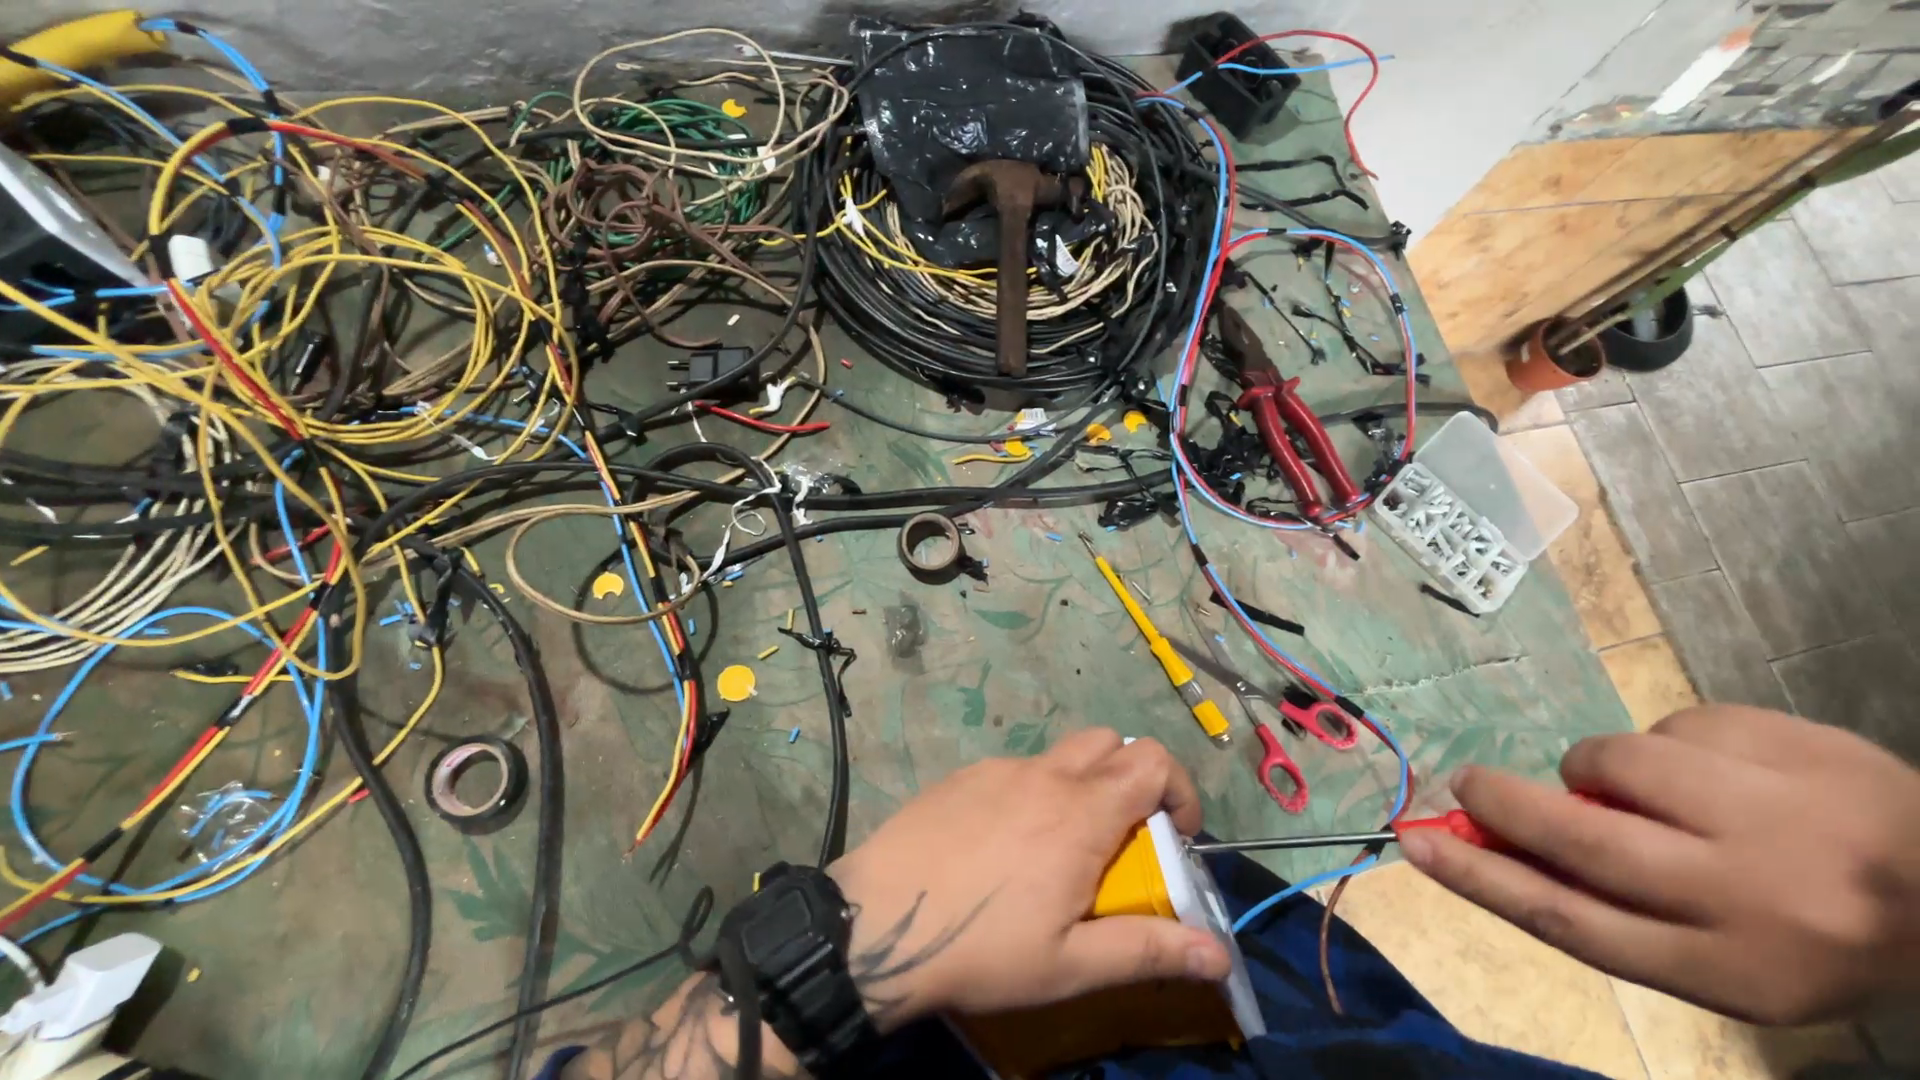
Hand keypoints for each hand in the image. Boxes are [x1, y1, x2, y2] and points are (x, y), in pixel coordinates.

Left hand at [826, 729, 1230, 1029]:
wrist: (875, 923)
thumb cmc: (982, 948)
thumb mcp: (1071, 965)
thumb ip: (1149, 951)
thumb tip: (1220, 954)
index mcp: (1081, 812)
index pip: (1153, 761)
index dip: (1180, 790)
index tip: (1177, 836)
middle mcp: (1043, 775)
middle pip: (1110, 742)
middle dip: (1134, 778)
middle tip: (1124, 837)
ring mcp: (997, 770)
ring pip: (1060, 755)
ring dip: (1082, 786)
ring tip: (1061, 848)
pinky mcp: (961, 777)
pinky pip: (1016, 770)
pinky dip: (1034, 792)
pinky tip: (1005, 846)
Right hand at [1399, 706, 1919, 1024]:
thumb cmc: (1807, 935)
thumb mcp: (1712, 953)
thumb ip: (1604, 902)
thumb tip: (1486, 834)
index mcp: (1731, 967)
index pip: (1570, 920)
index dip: (1476, 876)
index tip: (1412, 841)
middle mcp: (1756, 896)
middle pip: (1579, 837)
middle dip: (1504, 801)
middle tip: (1470, 782)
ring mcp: (1787, 814)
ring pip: (1621, 759)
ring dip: (1602, 766)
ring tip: (1641, 784)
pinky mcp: (1804, 746)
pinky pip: (1682, 721)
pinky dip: (1674, 740)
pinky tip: (1719, 767)